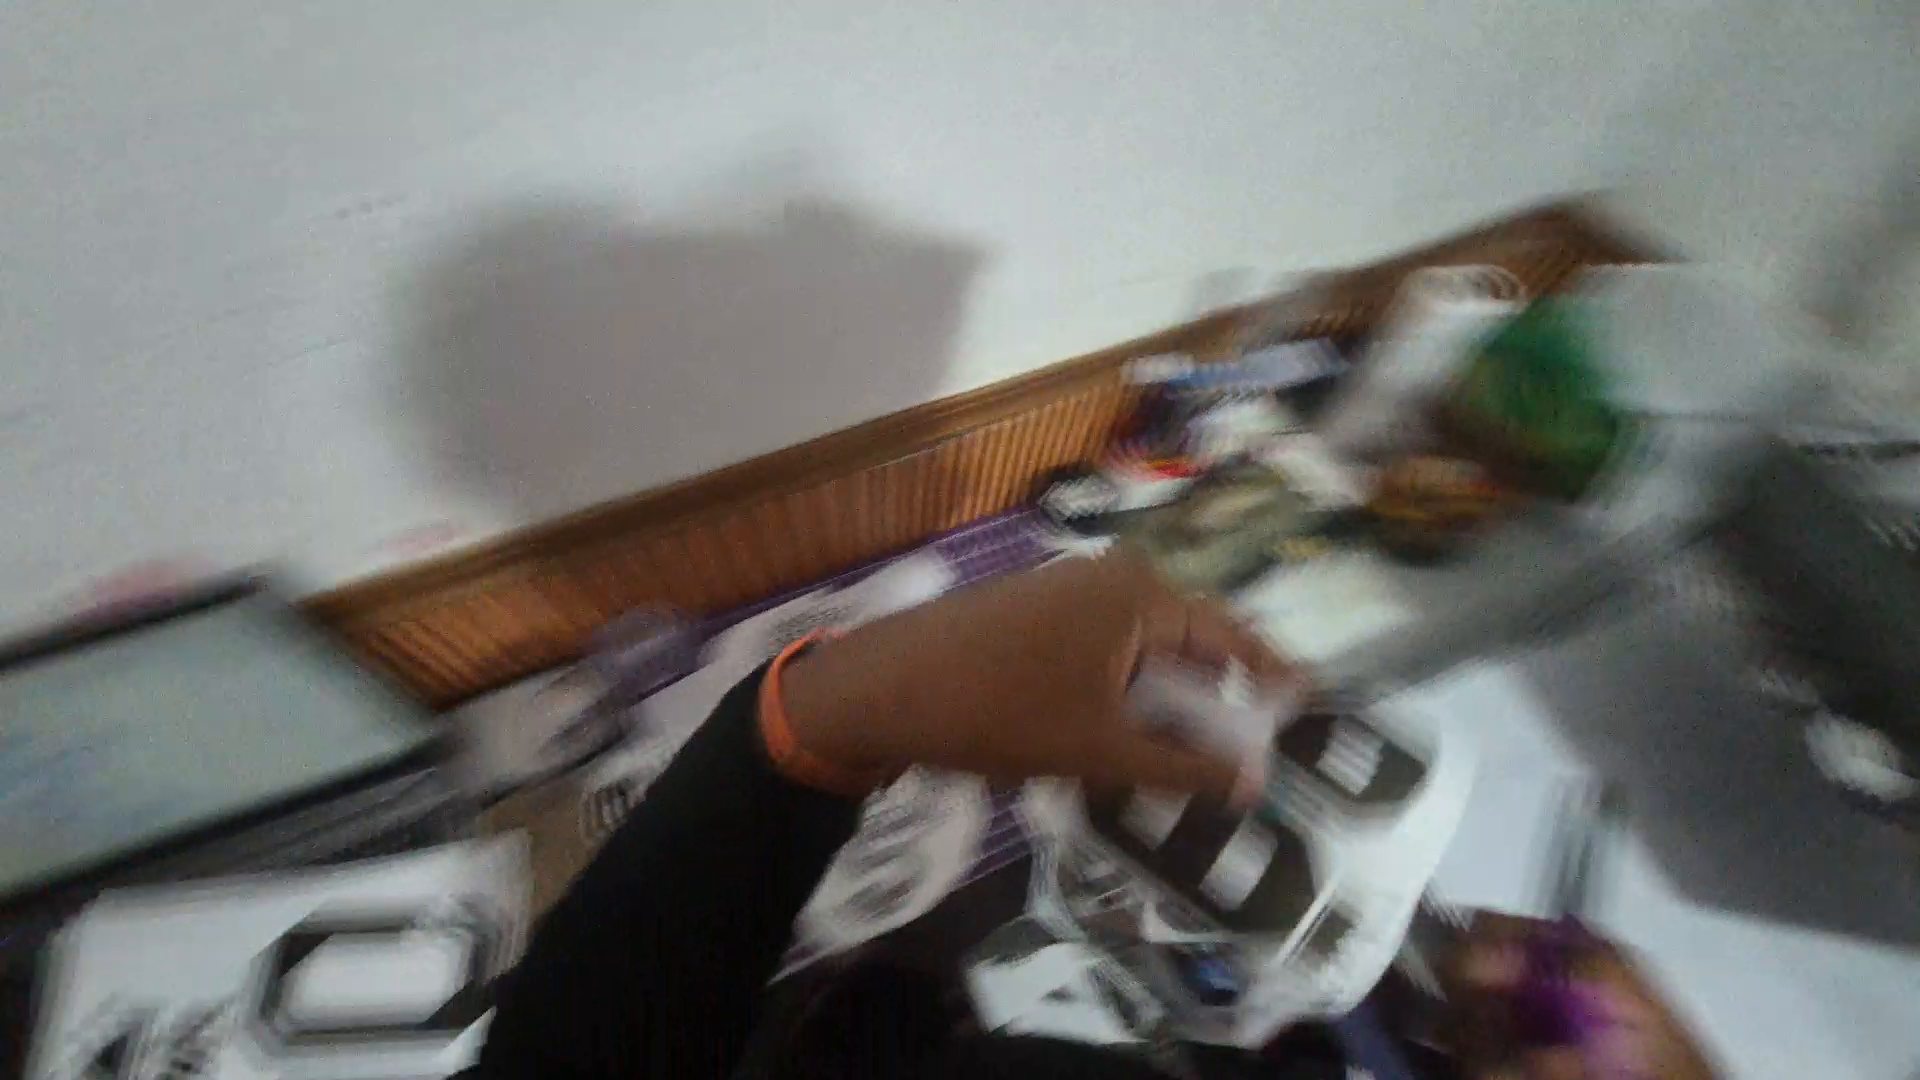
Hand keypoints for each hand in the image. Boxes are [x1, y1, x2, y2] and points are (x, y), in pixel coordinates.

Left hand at [778, 551, 1297, 798]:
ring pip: (1132, 644)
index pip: (1226, 634)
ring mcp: (1061, 586)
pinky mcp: (1028, 605)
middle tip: (1230, 744)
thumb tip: (1255, 782)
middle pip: (1178, 637)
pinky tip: (1103, 723)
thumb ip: (1183, 766)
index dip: (1266, 672)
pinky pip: (1093, 643)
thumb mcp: (1100, 748)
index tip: (1303, 699)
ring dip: (1152, 693)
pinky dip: (1111, 682)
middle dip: (1203, 693)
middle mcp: (1105, 576)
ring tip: (1166, 746)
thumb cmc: (1002, 712)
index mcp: (1138, 595)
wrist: (883, 687)